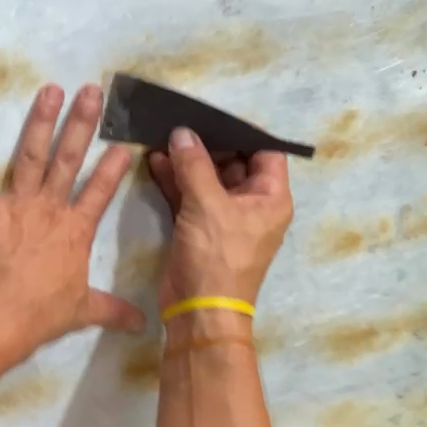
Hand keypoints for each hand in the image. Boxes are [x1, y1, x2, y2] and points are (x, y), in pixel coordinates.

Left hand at [0, 84, 144, 367]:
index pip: (101, 192)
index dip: (113, 168)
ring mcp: (16, 205)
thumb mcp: (82, 312)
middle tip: (91, 91)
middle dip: (81, 124)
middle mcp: (49, 209)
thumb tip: (142, 323)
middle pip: (69, 160)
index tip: (124, 144)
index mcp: (76, 231)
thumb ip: (112, 310)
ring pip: (31, 156)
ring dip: (41, 121)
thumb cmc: (40, 315)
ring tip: (50, 89)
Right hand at [147, 127, 293, 309]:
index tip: (211, 116)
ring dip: (186, 162)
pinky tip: (155, 162)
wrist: (199, 310)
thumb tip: (182, 132)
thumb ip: (194, 164)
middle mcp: (251, 205)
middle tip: (179, 123)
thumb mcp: (207, 205)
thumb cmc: (217, 257)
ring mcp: (223, 217)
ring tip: (160, 139)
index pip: (264, 153)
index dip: (240, 133)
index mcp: (270, 198)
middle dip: (205, 145)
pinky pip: (189, 196)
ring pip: (206, 179)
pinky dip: (175, 181)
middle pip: (232, 163)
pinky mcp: (198, 228)